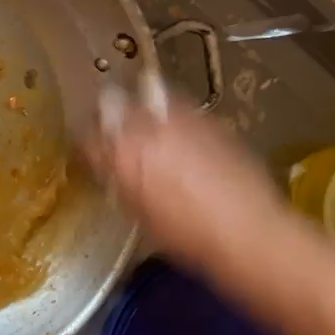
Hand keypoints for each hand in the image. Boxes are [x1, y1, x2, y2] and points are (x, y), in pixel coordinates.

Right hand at [83, 76, 310, 277]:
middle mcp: (146, 128)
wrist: (247, 232)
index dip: (87, 144)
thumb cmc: (184, 235)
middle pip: (115, 106)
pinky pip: (182, 111)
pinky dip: (174, 117)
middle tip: (112, 131)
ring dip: (142, 108)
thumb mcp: (136, 212)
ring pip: (149, 99)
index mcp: (120, 153)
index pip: (88, 137)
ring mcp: (181, 121)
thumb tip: (112, 171)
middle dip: (109, 116)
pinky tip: (179, 135)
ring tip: (145, 124)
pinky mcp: (212, 122)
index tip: (90, 152)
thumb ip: (119, 182)